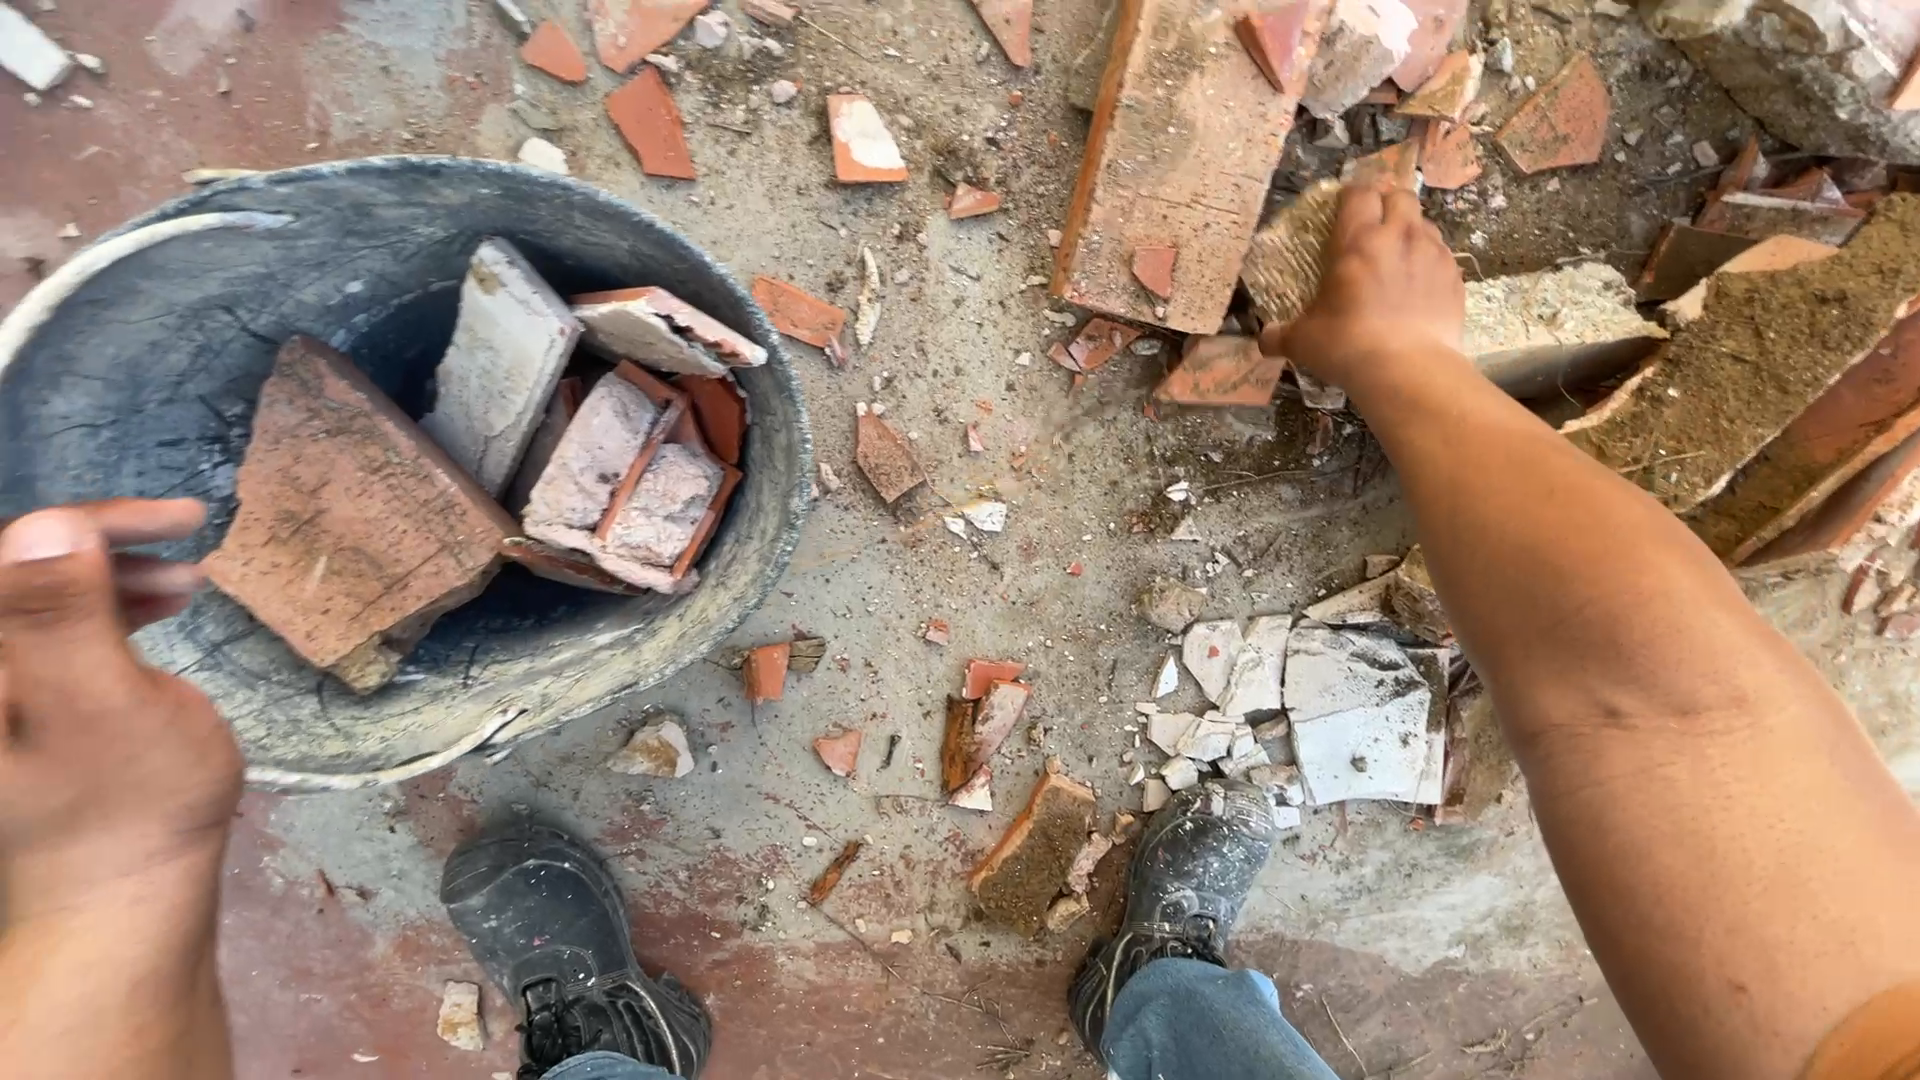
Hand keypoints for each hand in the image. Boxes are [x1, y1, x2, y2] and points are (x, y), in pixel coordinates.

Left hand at [0, 500, 242, 921]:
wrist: (125, 878)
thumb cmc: (130, 797)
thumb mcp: (106, 707)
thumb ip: (62, 621)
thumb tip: (47, 526)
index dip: (77, 524)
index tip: (181, 522)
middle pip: (6, 569)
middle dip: (94, 542)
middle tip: (191, 540)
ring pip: (29, 592)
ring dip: (104, 571)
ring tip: (189, 581)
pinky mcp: (18, 694)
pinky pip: (45, 623)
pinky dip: (102, 602)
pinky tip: (158, 605)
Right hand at [1262, 182, 1466, 388]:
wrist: (1408, 369)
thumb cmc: (1347, 345)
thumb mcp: (1301, 341)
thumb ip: (1279, 335)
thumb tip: (1263, 339)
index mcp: (1358, 242)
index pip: (1358, 195)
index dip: (1349, 196)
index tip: (1341, 208)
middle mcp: (1399, 237)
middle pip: (1398, 196)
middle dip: (1384, 202)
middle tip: (1371, 223)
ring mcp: (1433, 253)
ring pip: (1423, 222)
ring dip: (1408, 230)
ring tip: (1395, 254)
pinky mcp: (1454, 276)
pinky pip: (1440, 254)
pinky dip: (1426, 260)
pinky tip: (1415, 285)